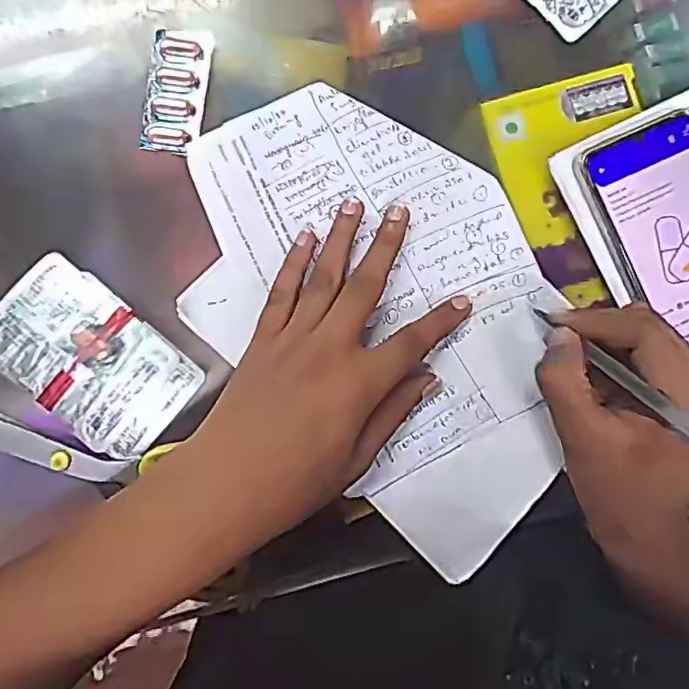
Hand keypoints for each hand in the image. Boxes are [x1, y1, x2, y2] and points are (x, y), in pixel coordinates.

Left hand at [179, 199, 470, 544]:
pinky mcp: (262, 340)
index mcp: (358, 384)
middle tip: (399, 213)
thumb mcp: (357, 458)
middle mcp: (327, 350)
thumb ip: (392, 412)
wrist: (227, 481)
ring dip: (341, 240)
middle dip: (386, 246)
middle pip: (365, 288)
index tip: (461, 300)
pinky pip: (282, 293)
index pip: (411, 343)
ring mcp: (291, 340)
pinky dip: (294, 264)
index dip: (440, 321)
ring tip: (353, 206)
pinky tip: (304, 240)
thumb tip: (424, 380)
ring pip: (322, 279)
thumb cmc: (294, 481)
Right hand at [535, 305, 688, 647]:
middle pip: (651, 334)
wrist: (666, 560)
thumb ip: (566, 382)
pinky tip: (586, 377)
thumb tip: (558, 338)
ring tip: (566, 354)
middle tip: (556, 334)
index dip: (594, 321)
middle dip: (599, 328)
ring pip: (649, 349)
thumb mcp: (586, 441)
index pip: (646, 332)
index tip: (554, 324)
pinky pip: (649, 371)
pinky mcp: (686, 412)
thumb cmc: (631, 510)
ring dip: (605, 346)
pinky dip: (614, 366)